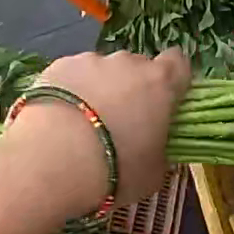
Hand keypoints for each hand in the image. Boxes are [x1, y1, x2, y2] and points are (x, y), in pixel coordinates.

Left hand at [8, 49, 191, 210]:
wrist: (54, 159)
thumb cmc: (116, 169)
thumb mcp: (153, 172)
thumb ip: (159, 150)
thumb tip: (153, 146)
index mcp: (160, 83)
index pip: (179, 63)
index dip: (173, 79)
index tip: (166, 100)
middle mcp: (128, 63)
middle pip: (137, 67)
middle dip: (132, 88)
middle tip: (121, 122)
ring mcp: (90, 60)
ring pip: (102, 71)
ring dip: (99, 90)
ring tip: (82, 125)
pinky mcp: (57, 65)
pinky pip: (71, 76)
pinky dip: (70, 92)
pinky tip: (59, 120)